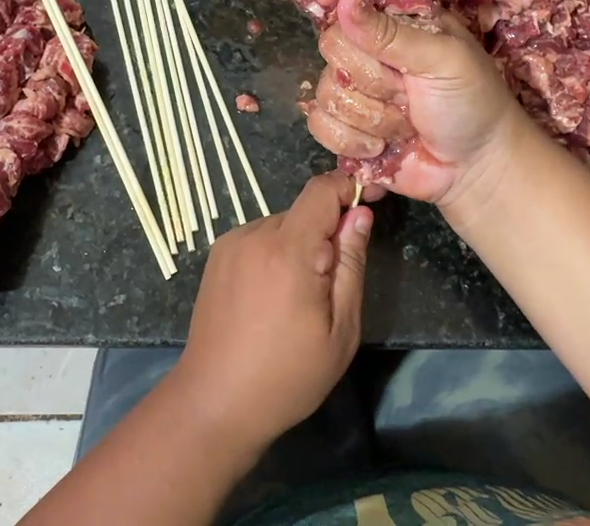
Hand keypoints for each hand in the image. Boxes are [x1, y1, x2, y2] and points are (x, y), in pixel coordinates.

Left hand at [169, 173, 372, 450]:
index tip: (373, 199)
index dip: (350, 187)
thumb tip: (360, 214)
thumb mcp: (340, 329)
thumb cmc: (288, 374)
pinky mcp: (217, 256)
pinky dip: (276, 255)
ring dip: (300, 247)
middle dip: (326, 234)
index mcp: (288, 250)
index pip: (321, 190)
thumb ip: (351, 264)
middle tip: (332, 285)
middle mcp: (255, 234)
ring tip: (297, 301)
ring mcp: (231, 243)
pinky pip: (259, 239)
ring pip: (282, 226)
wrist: (215, 401)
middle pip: (303, 211)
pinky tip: (272, 298)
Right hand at [304, 0, 546, 207]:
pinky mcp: (344, 124)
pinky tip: (381, 145)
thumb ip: (392, 32)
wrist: (476, 168)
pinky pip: (319, 122)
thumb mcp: (444, 59)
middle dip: (370, 75)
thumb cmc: (473, 102)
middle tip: (408, 89)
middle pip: (331, 41)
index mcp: (397, 16)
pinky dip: (351, 139)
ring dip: (370, 113)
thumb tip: (343, 2)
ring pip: (326, 87)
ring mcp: (354, 85)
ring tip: (406, 122)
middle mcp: (368, 45)